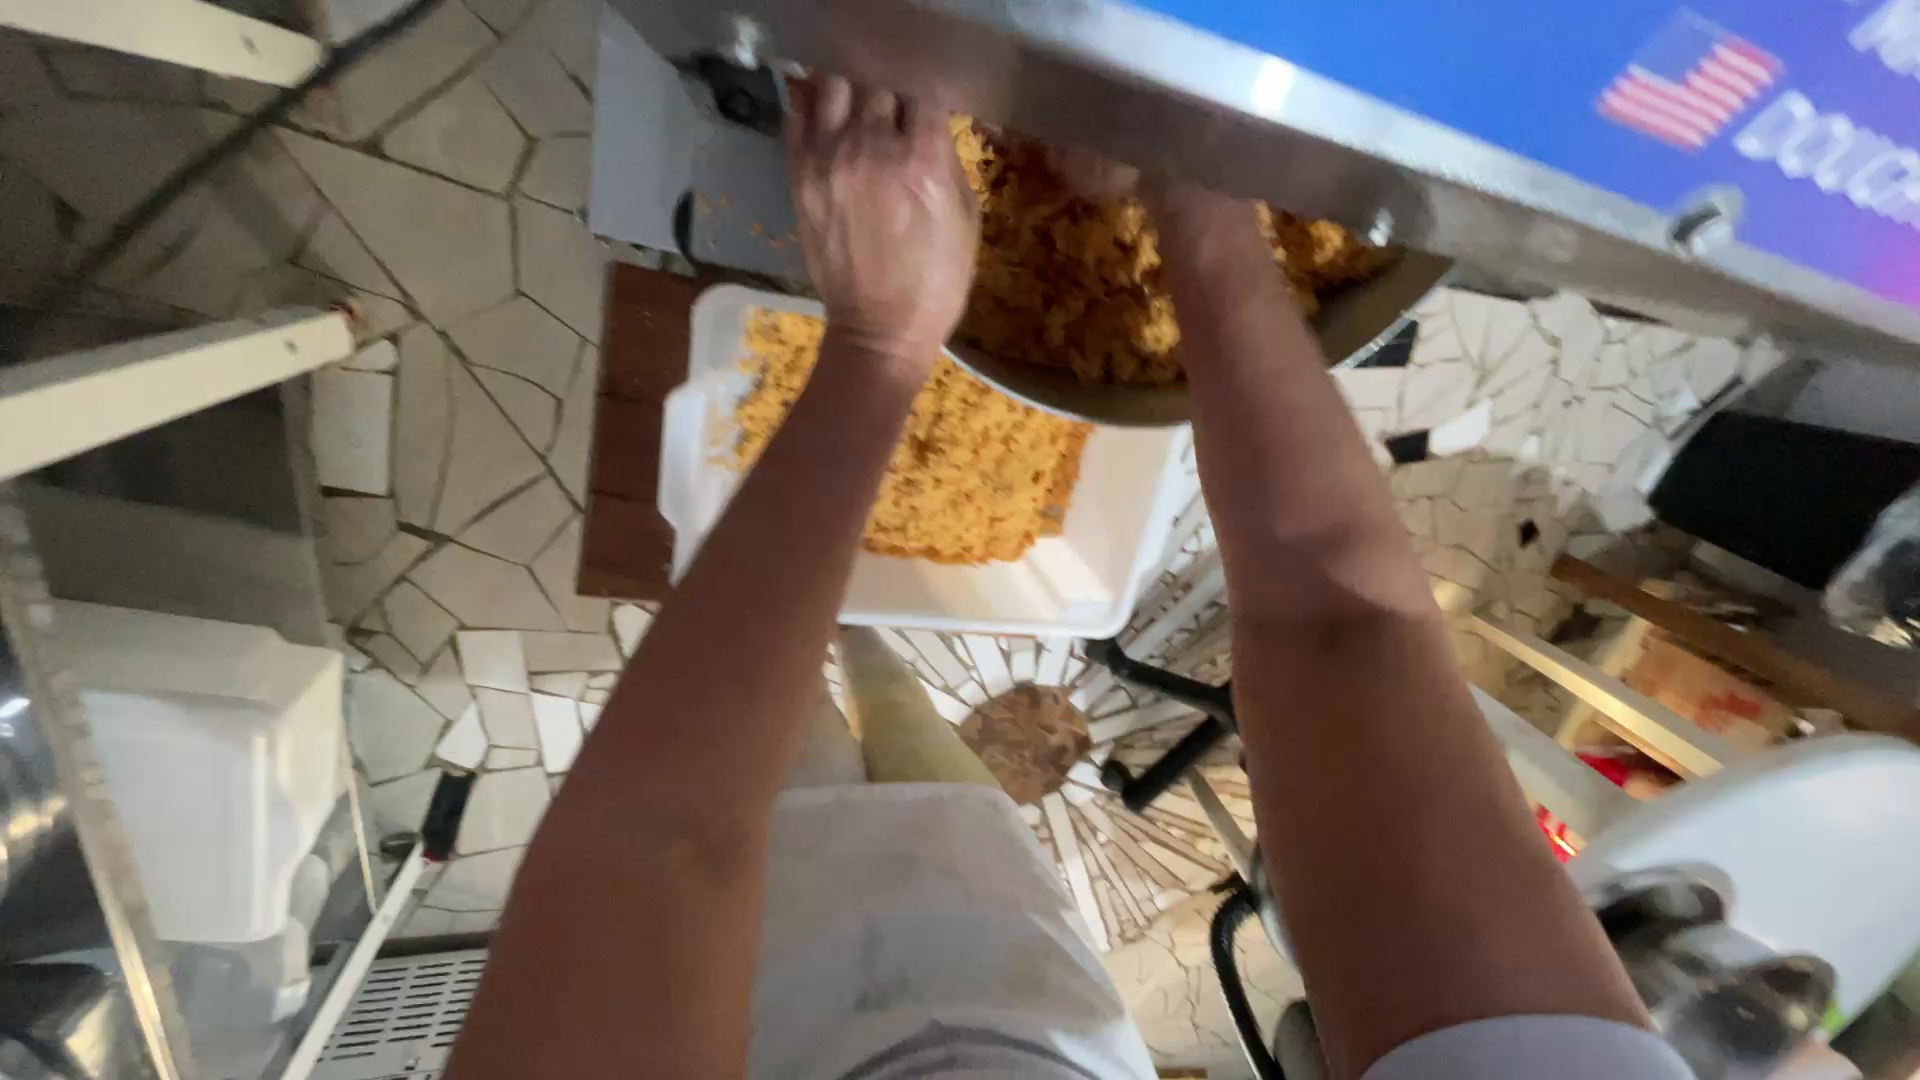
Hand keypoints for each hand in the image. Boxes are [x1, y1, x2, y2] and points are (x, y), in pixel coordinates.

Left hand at [785, 76, 979, 367]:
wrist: (878, 332)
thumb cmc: (935, 285)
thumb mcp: (966, 222)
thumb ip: (948, 161)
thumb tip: (929, 125)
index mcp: (922, 161)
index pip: (924, 88)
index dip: (929, 94)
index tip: (930, 107)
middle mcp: (871, 147)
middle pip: (878, 79)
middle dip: (891, 90)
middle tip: (896, 110)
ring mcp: (829, 159)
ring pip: (834, 82)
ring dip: (851, 87)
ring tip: (860, 105)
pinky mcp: (800, 176)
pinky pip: (798, 113)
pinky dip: (814, 106)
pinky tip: (830, 121)